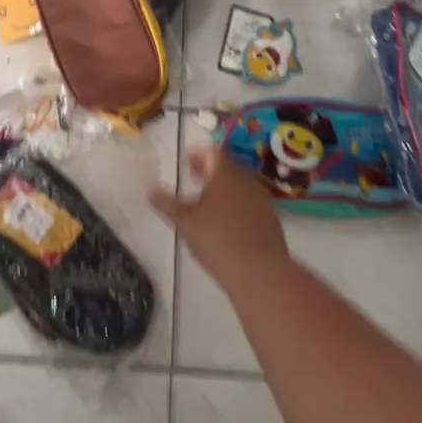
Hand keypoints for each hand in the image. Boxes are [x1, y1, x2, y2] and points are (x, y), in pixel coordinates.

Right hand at [150, 145, 290, 285]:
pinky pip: (250, 202)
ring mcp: (262, 199)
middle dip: (209, 170)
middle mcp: (246, 181)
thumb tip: (151, 191)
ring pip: (240, 185)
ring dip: (223, 188)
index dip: (198, 153)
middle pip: (227, 167)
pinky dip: (236, 203)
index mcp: (225, 175)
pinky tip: (226, 222)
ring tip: (207, 202)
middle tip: (194, 177)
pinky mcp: (270, 218)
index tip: (186, 161)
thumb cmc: (217, 239)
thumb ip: (167, 204)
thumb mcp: (184, 222)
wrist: (259, 270)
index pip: (212, 152)